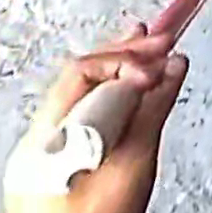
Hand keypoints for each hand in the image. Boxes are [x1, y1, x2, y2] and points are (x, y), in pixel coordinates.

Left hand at [6, 27, 189, 212]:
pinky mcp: (58, 163)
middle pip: (81, 77)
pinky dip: (113, 93)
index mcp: (43, 142)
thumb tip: (176, 64)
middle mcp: (35, 141)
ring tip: (153, 49)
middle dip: (126, 55)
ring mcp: (43, 152)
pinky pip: (84, 113)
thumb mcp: (133, 170)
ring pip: (83, 92)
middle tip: (164, 42)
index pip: (81, 74)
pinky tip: (134, 82)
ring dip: (120, 69)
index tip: (159, 65)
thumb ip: (154, 110)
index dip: (123, 60)